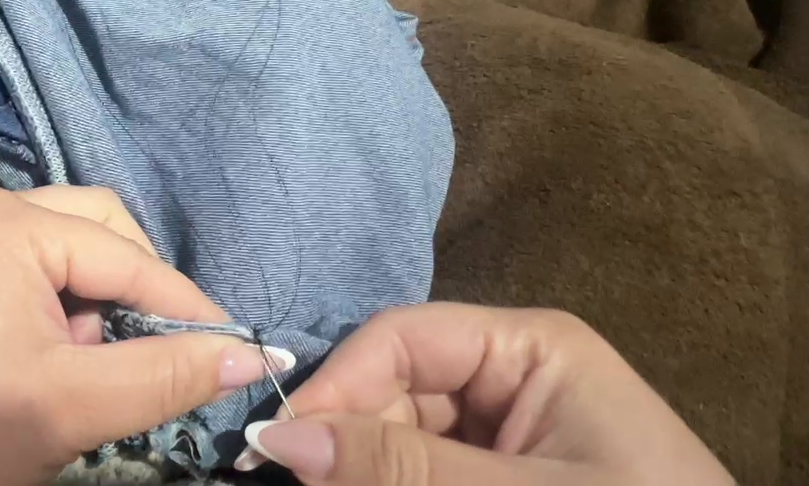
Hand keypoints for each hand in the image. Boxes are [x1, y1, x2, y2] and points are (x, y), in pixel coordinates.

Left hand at [0, 186, 289, 485]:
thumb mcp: (68, 405)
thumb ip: (163, 374)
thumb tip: (250, 355)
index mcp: (8, 222)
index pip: (122, 255)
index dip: (184, 302)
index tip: (234, 344)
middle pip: (95, 226)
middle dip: (135, 287)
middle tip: (159, 347)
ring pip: (64, 243)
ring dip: (95, 299)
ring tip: (90, 364)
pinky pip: (28, 262)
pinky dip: (57, 302)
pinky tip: (52, 355)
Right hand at [235, 303, 733, 485]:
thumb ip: (405, 468)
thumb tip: (280, 441)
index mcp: (529, 346)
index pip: (403, 338)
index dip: (339, 383)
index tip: (281, 444)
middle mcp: (510, 374)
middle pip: (396, 389)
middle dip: (348, 437)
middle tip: (294, 483)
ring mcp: (507, 431)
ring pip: (404, 435)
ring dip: (364, 468)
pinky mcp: (502, 476)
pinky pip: (427, 469)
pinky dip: (393, 483)